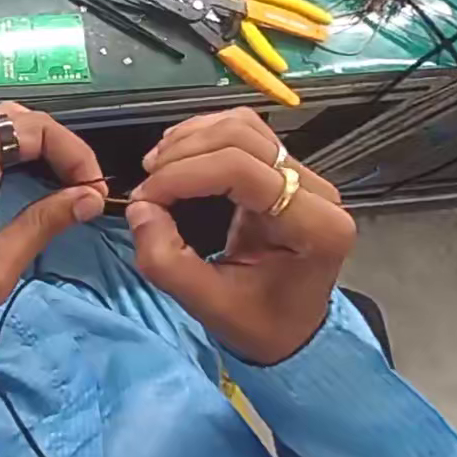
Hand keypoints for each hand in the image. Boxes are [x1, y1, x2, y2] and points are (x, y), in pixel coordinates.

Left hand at [0, 102, 108, 360]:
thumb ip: (43, 224)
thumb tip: (89, 197)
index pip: (33, 127)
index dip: (72, 152)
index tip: (92, 191)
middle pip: (17, 118)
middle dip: (58, 144)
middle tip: (82, 185)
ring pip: (0, 126)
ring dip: (37, 146)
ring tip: (65, 182)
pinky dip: (16, 155)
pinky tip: (33, 183)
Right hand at [125, 108, 354, 364]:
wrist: (291, 332)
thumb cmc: (258, 323)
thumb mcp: (208, 306)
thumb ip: (168, 262)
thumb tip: (140, 208)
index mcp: (313, 228)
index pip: (242, 169)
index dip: (183, 174)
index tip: (146, 198)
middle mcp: (316, 192)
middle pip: (240, 136)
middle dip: (181, 155)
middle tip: (148, 187)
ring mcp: (302, 175)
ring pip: (240, 125)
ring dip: (189, 139)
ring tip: (157, 169)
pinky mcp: (282, 168)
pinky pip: (241, 129)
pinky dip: (200, 135)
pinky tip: (176, 157)